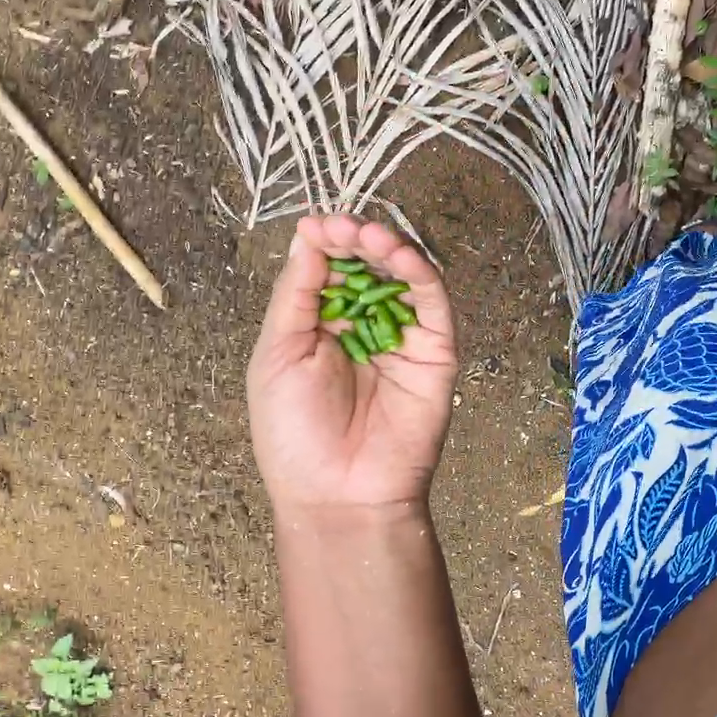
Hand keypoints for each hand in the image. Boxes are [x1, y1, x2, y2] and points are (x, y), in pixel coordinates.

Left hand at [247, 215, 457, 515]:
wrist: (339, 492)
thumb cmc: (295, 432)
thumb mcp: (278, 354)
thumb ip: (298, 295)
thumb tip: (308, 236)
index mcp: (323, 325)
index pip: (331, 269)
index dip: (327, 243)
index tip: (318, 224)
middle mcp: (367, 323)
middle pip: (369, 266)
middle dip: (356, 240)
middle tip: (342, 226)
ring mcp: (406, 335)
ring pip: (405, 276)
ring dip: (388, 248)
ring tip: (367, 235)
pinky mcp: (438, 348)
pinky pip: (433, 302)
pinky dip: (419, 272)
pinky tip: (397, 255)